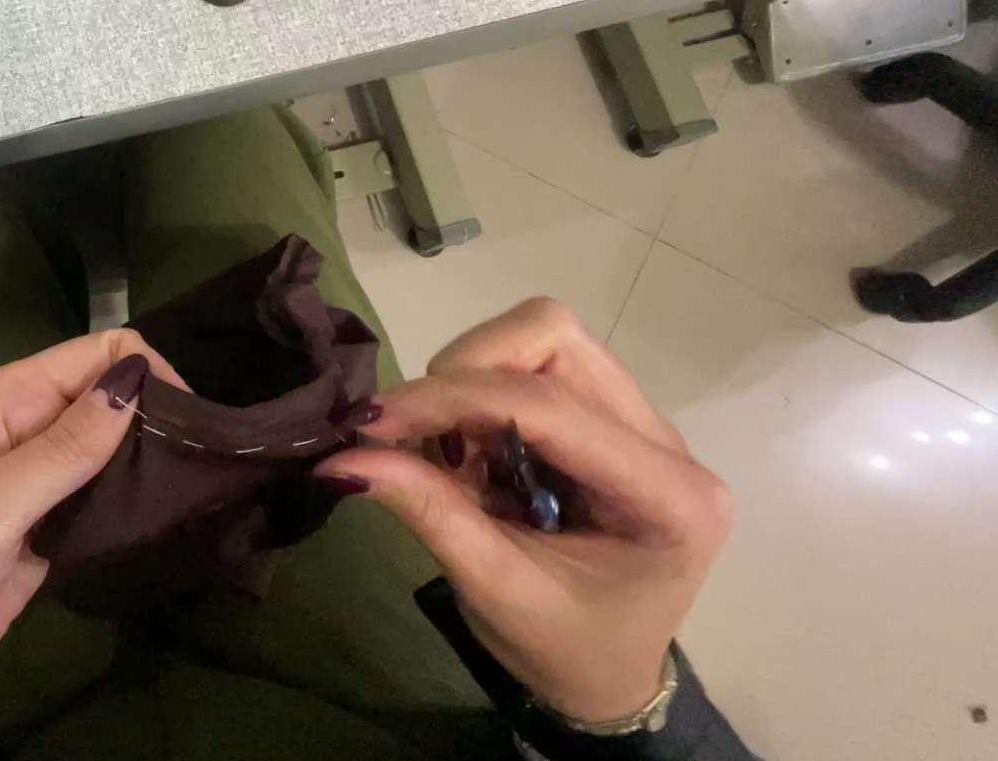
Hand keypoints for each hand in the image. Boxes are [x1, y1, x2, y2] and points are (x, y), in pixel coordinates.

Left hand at [0, 330, 184, 737]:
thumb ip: (61, 450)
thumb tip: (134, 378)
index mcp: (8, 401)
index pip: (97, 353)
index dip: (150, 373)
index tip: (198, 424)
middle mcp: (27, 430)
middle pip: (110, 397)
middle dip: (162, 417)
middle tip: (215, 462)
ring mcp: (37, 484)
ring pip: (111, 449)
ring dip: (153, 462)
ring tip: (210, 489)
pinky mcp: (45, 532)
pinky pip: (100, 501)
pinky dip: (133, 505)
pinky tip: (171, 520)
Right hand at [316, 298, 732, 722]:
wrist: (599, 668)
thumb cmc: (561, 642)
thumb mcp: (493, 586)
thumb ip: (426, 510)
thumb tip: (340, 459)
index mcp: (664, 494)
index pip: (548, 404)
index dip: (449, 399)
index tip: (373, 422)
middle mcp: (659, 439)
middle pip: (550, 338)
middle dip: (465, 370)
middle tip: (420, 431)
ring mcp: (631, 418)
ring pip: (535, 336)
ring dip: (466, 379)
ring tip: (449, 452)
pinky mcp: (596, 411)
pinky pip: (523, 362)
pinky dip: (471, 392)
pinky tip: (465, 449)